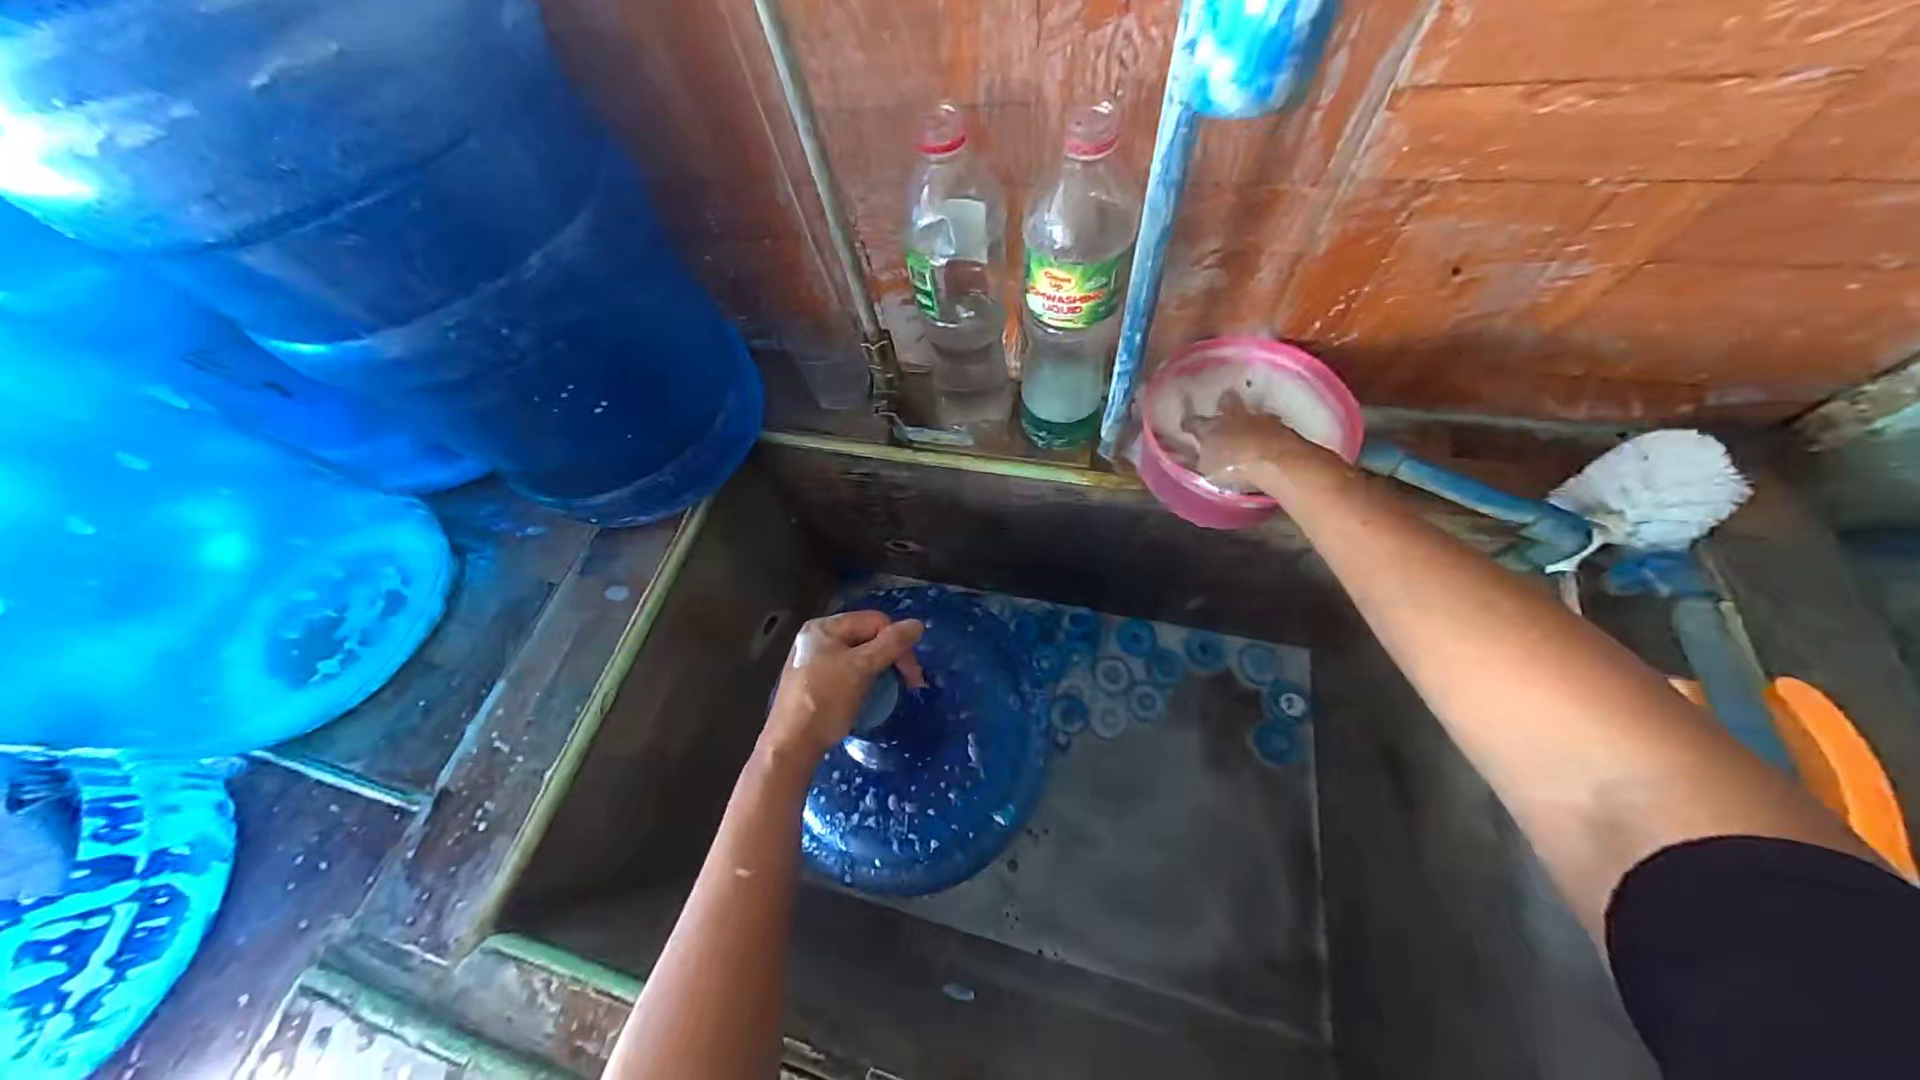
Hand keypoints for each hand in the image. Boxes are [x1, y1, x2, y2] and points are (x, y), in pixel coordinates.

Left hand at [765, 611, 924, 757]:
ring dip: (880, 670)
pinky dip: (864, 681)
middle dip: (891, 657)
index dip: (898, 642)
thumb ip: (891, 644)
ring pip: (859, 656)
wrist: (791, 746)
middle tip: (910, 683)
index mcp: (824, 627)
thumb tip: (917, 624)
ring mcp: (814, 661)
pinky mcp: (815, 682)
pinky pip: (848, 672)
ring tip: (890, 690)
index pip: (875, 621)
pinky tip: (869, 696)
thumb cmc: (825, 701)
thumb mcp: (861, 668)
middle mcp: (817, 638)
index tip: (912, 673)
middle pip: (867, 637)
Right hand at [1181, 392, 1320, 492]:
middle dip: (1223, 403)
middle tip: (1222, 407)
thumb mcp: (1208, 470)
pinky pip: (1269, 423)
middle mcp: (1233, 418)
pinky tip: (1266, 437)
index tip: (1186, 427)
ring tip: (1247, 426)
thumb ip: (1201, 461)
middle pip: (1226, 402)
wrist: (1275, 462)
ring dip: (1247, 417)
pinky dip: (1266, 429)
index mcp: (1210, 429)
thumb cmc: (1233, 467)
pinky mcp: (1280, 426)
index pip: (1194, 423)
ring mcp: (1259, 419)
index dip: (1189, 425)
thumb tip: (1194, 456)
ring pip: (1250, 411)